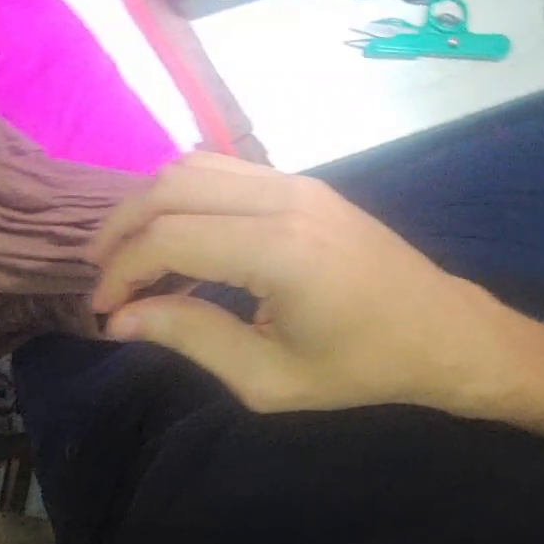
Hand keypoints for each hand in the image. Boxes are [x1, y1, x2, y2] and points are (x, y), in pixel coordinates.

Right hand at [90, 153, 512, 413]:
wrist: (442, 330)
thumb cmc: (362, 366)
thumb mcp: (271, 378)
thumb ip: (192, 339)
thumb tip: (122, 318)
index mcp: (278, 249)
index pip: (170, 237)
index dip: (123, 270)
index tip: (103, 310)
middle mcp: (283, 197)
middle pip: (173, 185)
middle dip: (124, 225)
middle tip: (101, 273)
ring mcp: (296, 181)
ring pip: (196, 165)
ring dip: (152, 203)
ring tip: (130, 253)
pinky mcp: (303, 182)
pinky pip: (226, 170)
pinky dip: (187, 196)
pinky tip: (180, 238)